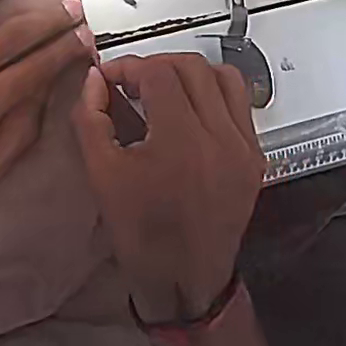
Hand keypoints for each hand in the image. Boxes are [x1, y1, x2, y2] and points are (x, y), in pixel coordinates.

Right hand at [72, 53, 265, 323]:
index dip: (127, 67)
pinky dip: (213, 94)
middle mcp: (220, 138)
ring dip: (188, 73)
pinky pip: (239, 105)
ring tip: (163, 89)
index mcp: (180, 142)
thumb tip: (96, 80)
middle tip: (131, 82)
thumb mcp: (100, 173)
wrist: (183, 279)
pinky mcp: (254, 158)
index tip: (109, 78)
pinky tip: (191, 110)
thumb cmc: (140, 232)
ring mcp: (244, 148)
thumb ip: (90, 117)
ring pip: (223, 77)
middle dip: (155, 65)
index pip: (157, 73)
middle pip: (191, 67)